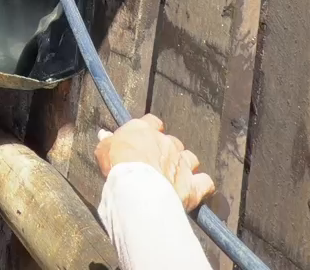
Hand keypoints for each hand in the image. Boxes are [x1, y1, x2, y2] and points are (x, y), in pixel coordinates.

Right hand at [95, 114, 215, 210]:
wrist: (137, 187)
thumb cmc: (118, 164)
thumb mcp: (104, 149)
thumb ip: (107, 141)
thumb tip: (104, 135)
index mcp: (144, 130)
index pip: (152, 122)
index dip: (151, 128)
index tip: (147, 135)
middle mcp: (166, 142)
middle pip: (172, 141)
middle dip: (169, 150)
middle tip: (159, 161)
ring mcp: (181, 162)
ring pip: (190, 158)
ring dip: (186, 164)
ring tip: (178, 174)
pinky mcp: (192, 184)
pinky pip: (205, 182)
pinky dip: (202, 185)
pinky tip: (198, 188)